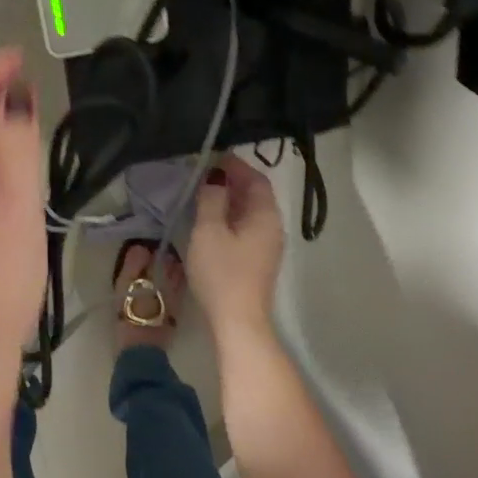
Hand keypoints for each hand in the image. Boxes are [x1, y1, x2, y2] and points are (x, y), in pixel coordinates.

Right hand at [187, 153, 283, 338]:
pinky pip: (246, 230)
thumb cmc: (222, 273)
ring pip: (251, 214)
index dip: (235, 165)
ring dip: (230, 201)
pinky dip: (231, 219)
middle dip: (233, 182)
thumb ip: (211, 199)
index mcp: (266, 215)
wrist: (237, 320)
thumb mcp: (209, 231)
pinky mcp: (258, 263)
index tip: (212, 157)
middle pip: (256, 195)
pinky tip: (211, 224)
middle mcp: (273, 227)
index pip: (256, 178)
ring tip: (204, 196)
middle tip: (205, 174)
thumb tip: (214, 178)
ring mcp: (267, 247)